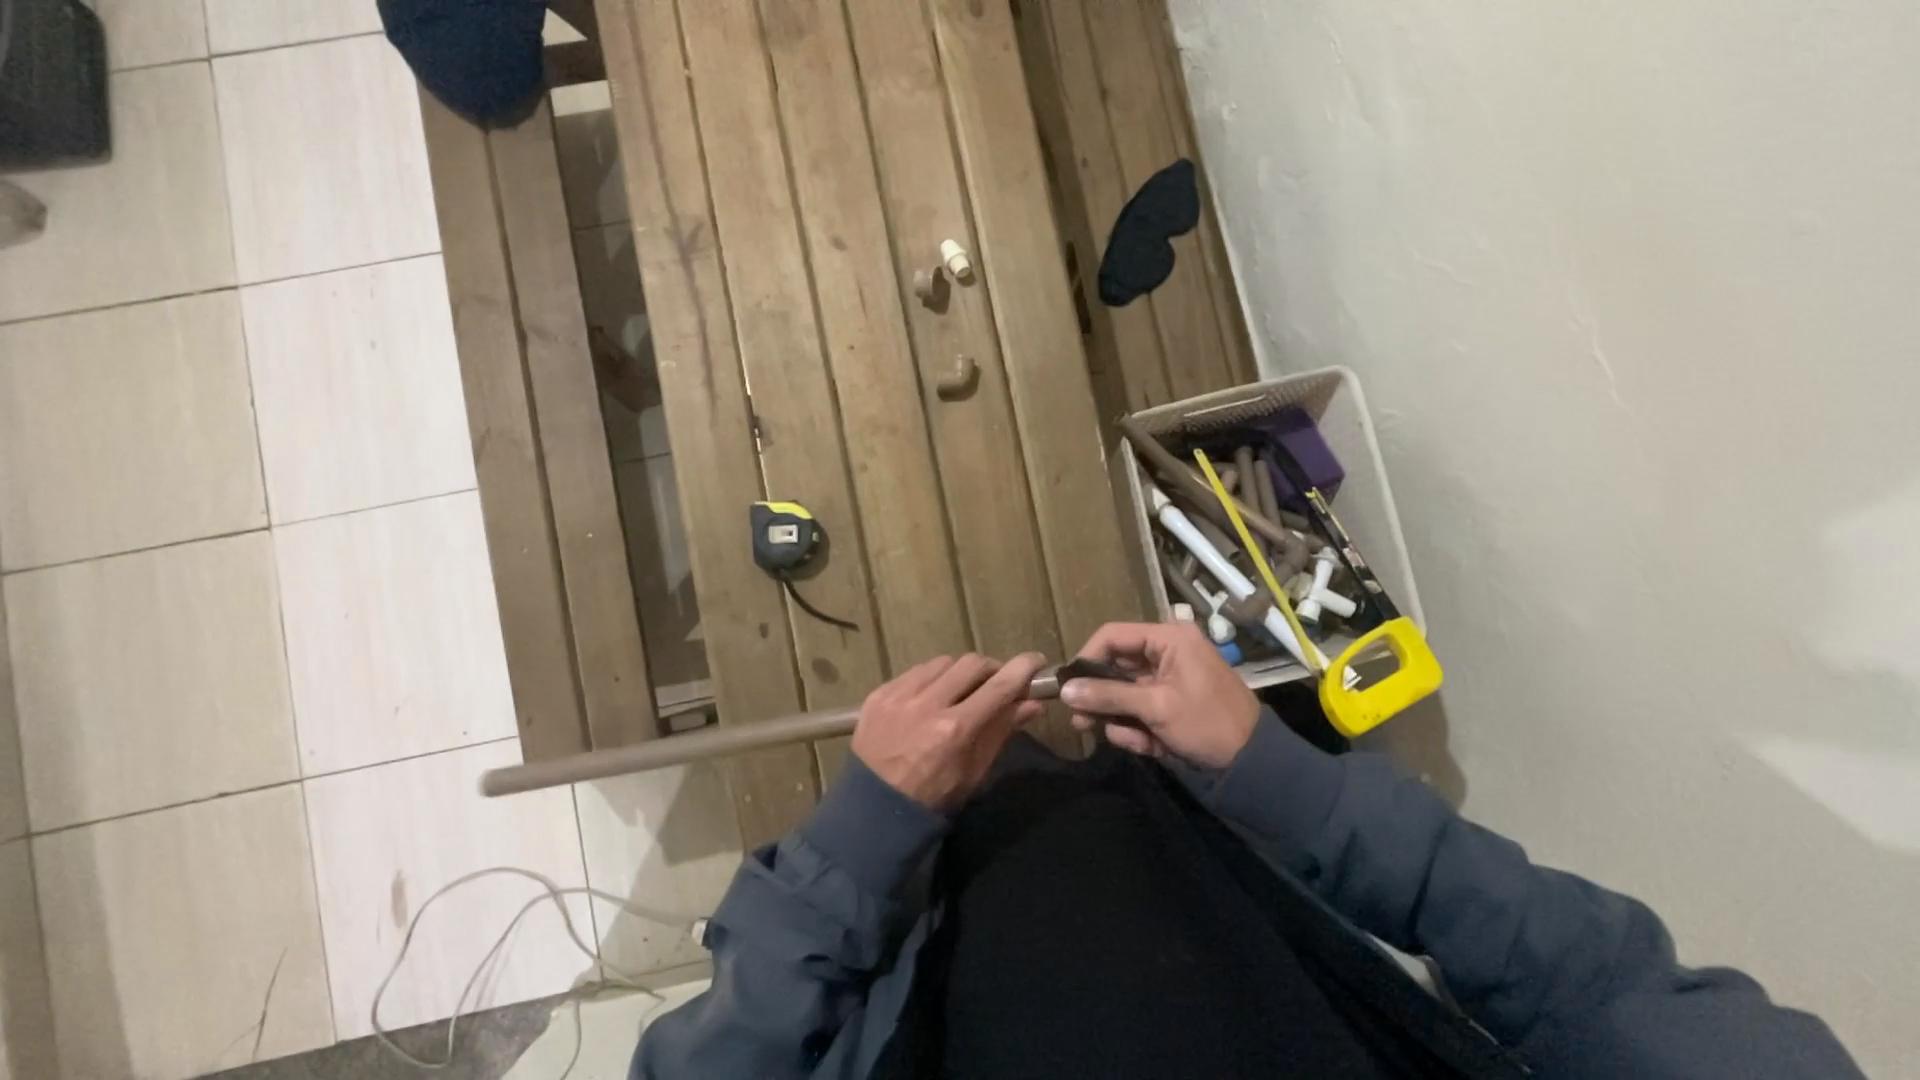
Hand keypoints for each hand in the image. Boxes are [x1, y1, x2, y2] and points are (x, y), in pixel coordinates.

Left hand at [851, 652, 1048, 809]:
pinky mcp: (879, 694)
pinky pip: (915, 672)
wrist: (875, 807)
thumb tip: (1032, 703)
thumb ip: (1002, 730)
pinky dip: (931, 679)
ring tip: (960, 691)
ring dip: (959, 673)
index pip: (999, 686)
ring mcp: (898, 696)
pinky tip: (931, 697)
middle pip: (971, 664)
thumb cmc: (934, 796)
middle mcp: (926, 705)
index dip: (1022, 668)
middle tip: (995, 683)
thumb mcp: (975, 770)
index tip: (1036, 659)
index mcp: (955, 730)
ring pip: (942, 662)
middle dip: (990, 669)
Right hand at [1062, 622, 1258, 767]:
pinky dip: (1137, 730)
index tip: (1068, 685)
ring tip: (1130, 740)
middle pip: (1114, 667)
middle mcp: (1165, 654)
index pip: (1113, 636)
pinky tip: (1148, 746)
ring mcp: (1166, 681)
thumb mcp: (1155, 707)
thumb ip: (1108, 696)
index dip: (1086, 657)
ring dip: (1120, 720)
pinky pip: (1138, 711)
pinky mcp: (1167, 705)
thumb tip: (1065, 690)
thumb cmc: (1206, 722)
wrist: (1251, 762)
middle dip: (1100, 698)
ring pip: (1122, 694)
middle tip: (1080, 721)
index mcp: (1168, 639)